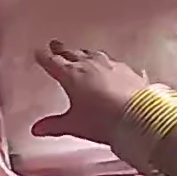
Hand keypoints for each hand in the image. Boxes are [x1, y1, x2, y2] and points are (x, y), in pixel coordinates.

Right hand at [32, 41, 148, 143]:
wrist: (140, 117)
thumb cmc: (104, 120)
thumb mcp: (75, 125)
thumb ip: (54, 125)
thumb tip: (37, 129)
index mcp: (71, 75)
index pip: (53, 62)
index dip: (44, 57)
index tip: (39, 53)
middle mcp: (90, 65)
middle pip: (72, 54)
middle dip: (62, 50)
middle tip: (55, 46)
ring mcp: (111, 66)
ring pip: (94, 55)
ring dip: (85, 54)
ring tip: (81, 53)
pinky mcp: (129, 71)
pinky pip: (116, 64)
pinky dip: (110, 65)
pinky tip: (113, 67)